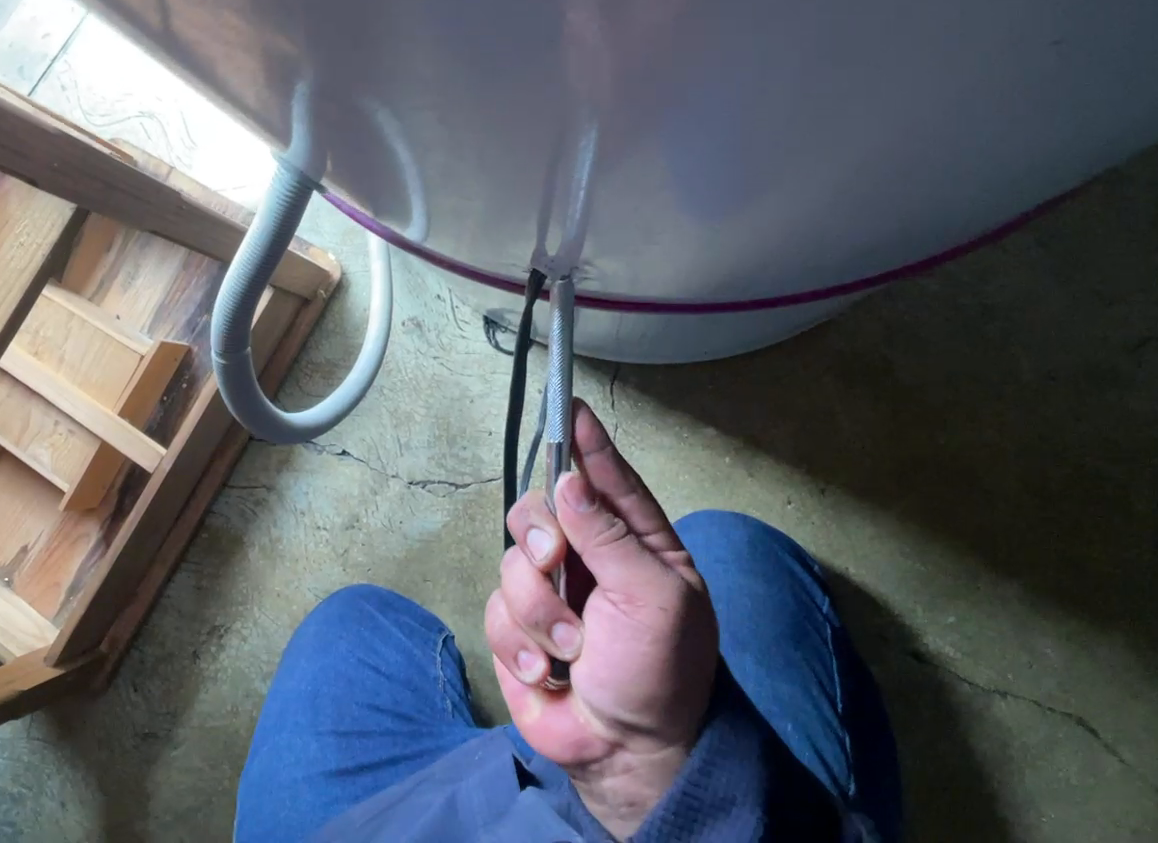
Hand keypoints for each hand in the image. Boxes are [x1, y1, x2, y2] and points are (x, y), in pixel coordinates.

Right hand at [485, 400, 718, 836]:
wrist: (625, 752)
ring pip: (512, 561)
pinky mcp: (519, 626)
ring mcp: (550, 589)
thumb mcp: (653, 599)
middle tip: (556, 565)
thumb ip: (609, 535)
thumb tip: (569, 479)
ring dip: (540, 611)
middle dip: (542, 538)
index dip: (586, 440)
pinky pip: (497, 609)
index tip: (569, 404)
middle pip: (538, 509)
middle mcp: (587, 554)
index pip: (605, 477)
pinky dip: (521, 642)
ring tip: (572, 650)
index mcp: (633, 540)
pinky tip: (550, 673)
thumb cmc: (660, 672)